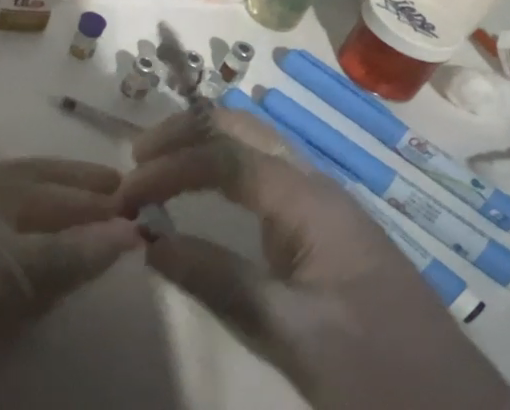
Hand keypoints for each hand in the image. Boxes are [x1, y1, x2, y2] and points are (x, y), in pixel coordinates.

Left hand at [0, 158, 142, 409]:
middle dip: (80, 188)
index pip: (60, 203)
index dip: (101, 212)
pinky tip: (28, 210)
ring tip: (86, 197)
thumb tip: (123, 233)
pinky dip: (14, 194)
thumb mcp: (1, 300)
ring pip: (9, 181)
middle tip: (121, 194)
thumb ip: (61, 260)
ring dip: (49, 187)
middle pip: (36, 182)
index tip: (141, 216)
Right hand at [118, 107, 509, 409]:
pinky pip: (263, 181)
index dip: (168, 168)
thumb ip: (220, 282)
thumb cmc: (385, 379)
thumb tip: (148, 242)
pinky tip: (201, 196)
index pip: (224, 156)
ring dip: (201, 147)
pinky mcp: (324, 238)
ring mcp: (324, 212)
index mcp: (313, 203)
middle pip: (241, 129)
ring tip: (155, 172)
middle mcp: (318, 190)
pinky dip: (220, 174)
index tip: (124, 200)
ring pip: (254, 148)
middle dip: (182, 134)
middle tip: (134, 165)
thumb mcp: (297, 337)